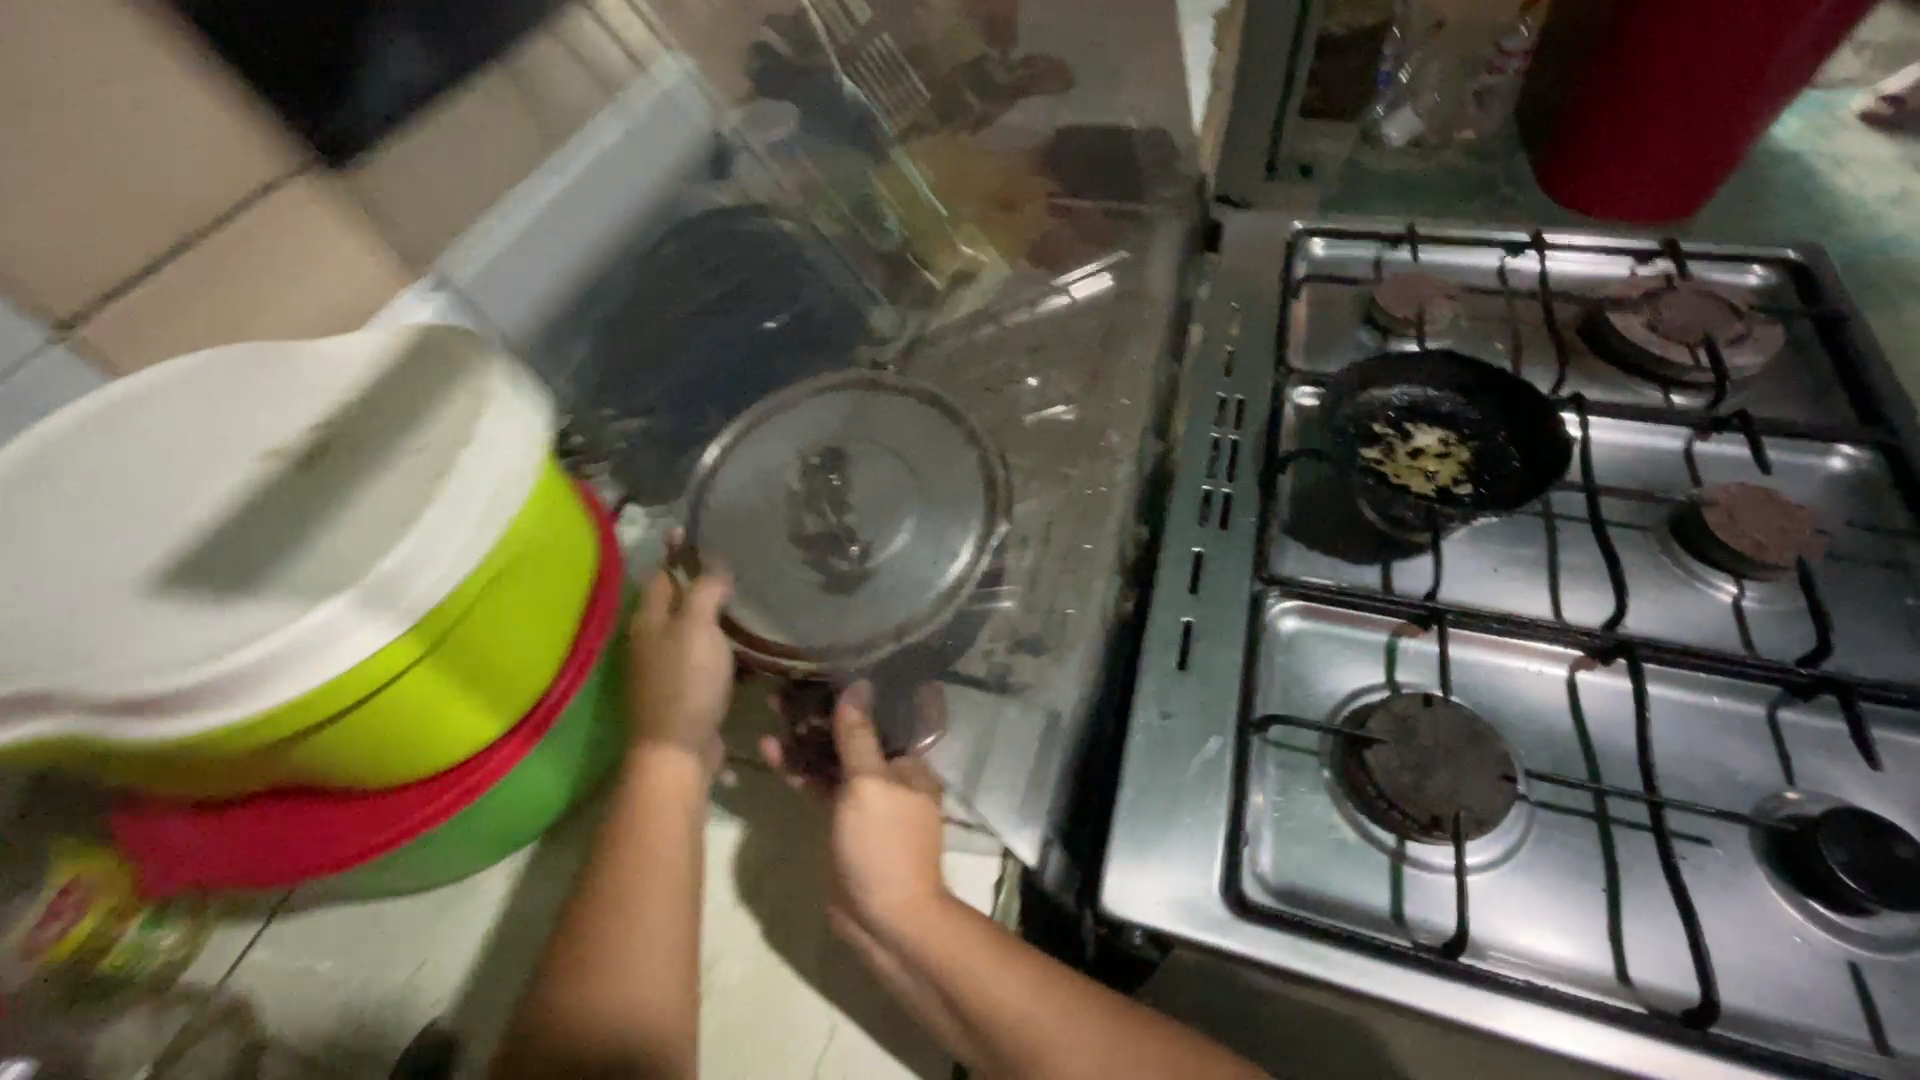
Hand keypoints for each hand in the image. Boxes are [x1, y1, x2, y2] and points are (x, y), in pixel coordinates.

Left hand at [626, 541, 734, 769]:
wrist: (679, 749)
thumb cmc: (686, 682)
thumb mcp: (697, 627)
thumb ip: (704, 590)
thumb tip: (715, 566)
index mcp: (648, 619)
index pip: (661, 574)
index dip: (676, 552)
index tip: (691, 529)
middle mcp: (651, 640)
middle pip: (674, 601)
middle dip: (695, 582)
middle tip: (729, 564)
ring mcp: (665, 667)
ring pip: (690, 629)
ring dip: (711, 614)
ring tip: (741, 600)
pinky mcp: (685, 690)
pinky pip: (703, 656)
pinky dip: (720, 644)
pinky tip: (742, 644)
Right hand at [761, 681, 949, 942]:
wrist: (884, 918)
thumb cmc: (884, 844)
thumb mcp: (870, 784)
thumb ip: (859, 736)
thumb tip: (859, 684)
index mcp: (909, 761)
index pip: (887, 713)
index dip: (859, 691)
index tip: (830, 667)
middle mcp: (890, 773)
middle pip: (854, 732)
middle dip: (822, 712)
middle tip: (787, 688)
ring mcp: (864, 797)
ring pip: (833, 758)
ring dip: (804, 738)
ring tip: (769, 711)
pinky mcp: (842, 819)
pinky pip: (820, 786)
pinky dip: (798, 770)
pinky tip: (770, 752)